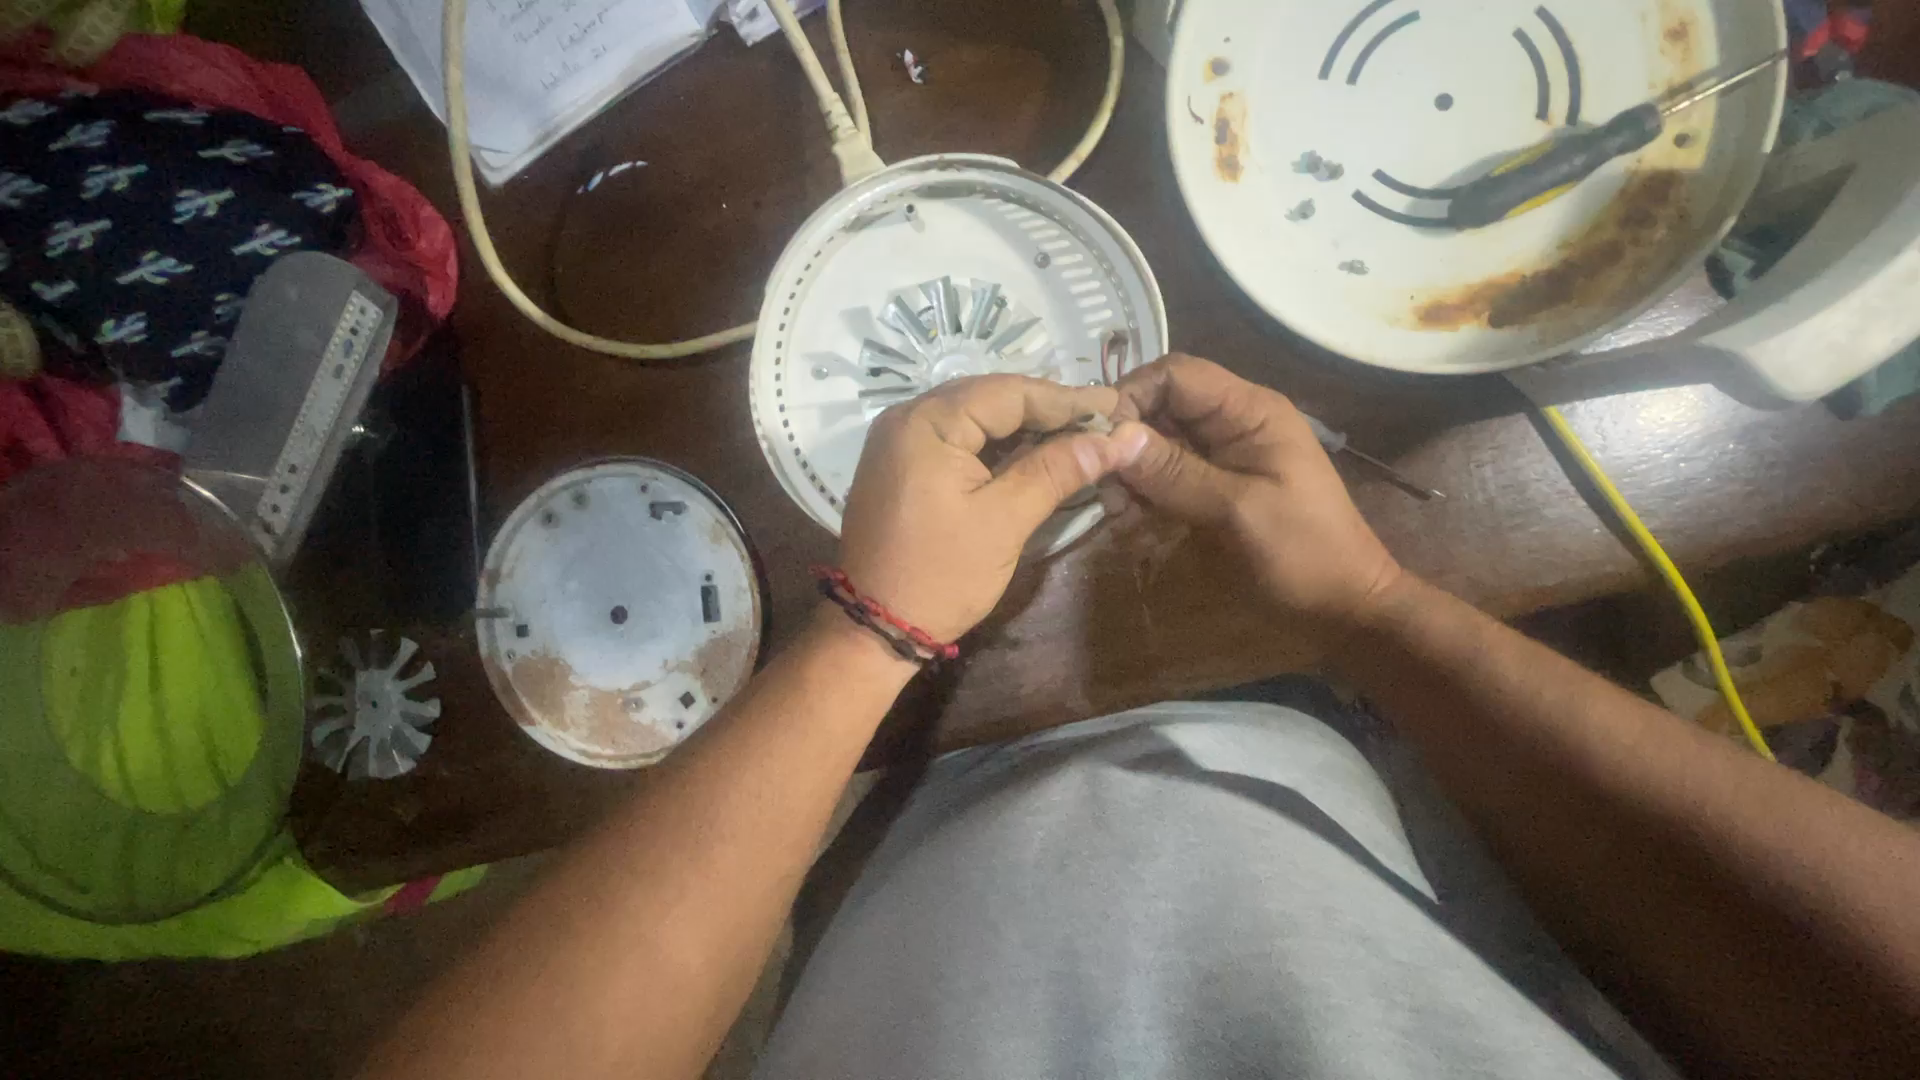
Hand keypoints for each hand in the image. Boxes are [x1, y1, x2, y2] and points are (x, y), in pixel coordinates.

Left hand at [837, 375, 1141, 642]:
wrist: (876, 628)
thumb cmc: (941, 575)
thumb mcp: (1005, 521)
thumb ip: (1058, 471)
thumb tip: (1121, 438)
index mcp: (926, 422)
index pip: (1008, 392)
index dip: (1066, 399)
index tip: (1115, 407)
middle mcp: (906, 418)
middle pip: (989, 398)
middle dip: (1046, 410)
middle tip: (1100, 421)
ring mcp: (898, 442)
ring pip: (973, 419)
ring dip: (1023, 428)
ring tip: (1075, 435)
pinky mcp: (900, 467)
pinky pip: (955, 441)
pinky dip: (994, 447)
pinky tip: (1030, 455)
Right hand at [1111, 354, 1401, 630]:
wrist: (1339, 607)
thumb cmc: (1303, 553)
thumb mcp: (1239, 511)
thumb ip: (1176, 473)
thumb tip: (1114, 437)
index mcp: (1248, 412)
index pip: (1175, 375)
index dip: (1132, 396)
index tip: (1099, 441)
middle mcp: (1228, 425)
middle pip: (1158, 408)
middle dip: (1125, 442)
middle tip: (1106, 488)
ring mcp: (1216, 459)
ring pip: (1152, 446)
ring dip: (1128, 475)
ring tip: (1119, 514)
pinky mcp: (1206, 491)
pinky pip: (1160, 479)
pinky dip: (1140, 497)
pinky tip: (1132, 525)